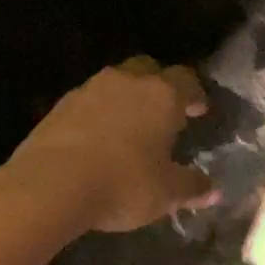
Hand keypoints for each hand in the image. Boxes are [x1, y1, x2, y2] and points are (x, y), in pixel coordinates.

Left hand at [1, 57, 215, 232]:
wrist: (52, 184)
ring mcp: (88, 90)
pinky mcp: (58, 107)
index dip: (195, 94)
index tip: (198, 110)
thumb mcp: (166, 194)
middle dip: (158, 86)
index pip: (186, 81)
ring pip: (114, 84)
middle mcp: (126, 82)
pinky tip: (95, 139)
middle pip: (147, 70)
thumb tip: (213, 191)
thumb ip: (191, 187)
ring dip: (124, 99)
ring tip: (127, 127)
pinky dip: (96, 115)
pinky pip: (86, 103)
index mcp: (161, 95)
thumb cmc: (122, 184)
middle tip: (163, 112)